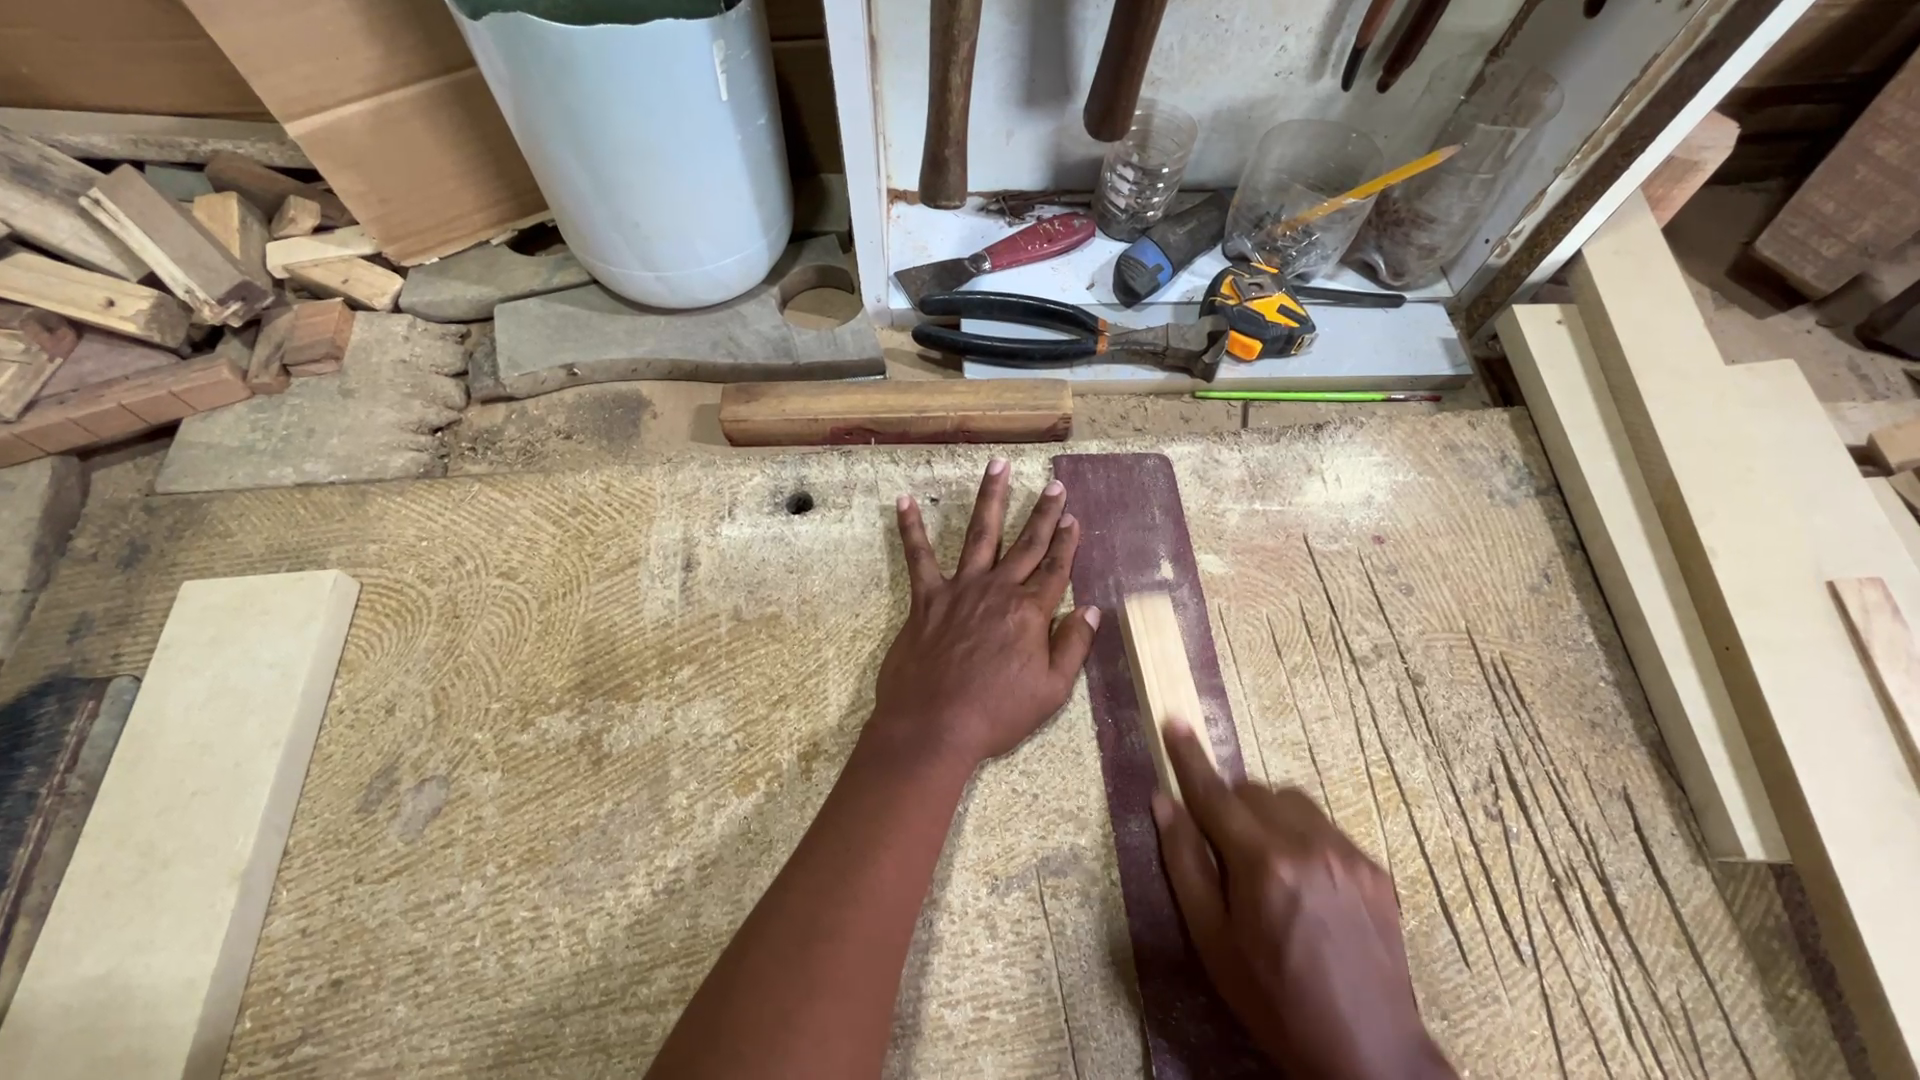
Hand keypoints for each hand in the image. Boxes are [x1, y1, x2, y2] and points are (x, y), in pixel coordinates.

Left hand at [869, 457, 1100, 768]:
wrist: (934, 724)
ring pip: (980, 534)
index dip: (1067, 543)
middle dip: (1043, 513)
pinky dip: (911, 528)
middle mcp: (998, 591)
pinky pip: (918, 557)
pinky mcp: (927, 600)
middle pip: (1026, 544)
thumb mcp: (1051, 690)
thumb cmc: (996, 713)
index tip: (1074, 518)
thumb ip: (1073, 646)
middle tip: (1055, 485)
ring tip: (998, 465)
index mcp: (1030, 612)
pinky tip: (905, 500)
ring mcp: (960, 590)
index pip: (1056, 568)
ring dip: (991, 498)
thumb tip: (1091, 610)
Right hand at [1152, 720, 1456, 1079]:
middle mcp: (1310, 845)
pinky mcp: (1376, 871)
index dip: (1190, 758)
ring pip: (1293, 803)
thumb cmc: (1272, 998)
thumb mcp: (1211, 939)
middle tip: (1221, 849)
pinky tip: (1302, 885)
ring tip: (1263, 866)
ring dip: (1267, 816)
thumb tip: (1163, 803)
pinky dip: (1301, 839)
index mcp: (1263, 863)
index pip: (1215, 794)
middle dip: (1229, 806)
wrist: (1365, 1051)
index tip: (1174, 721)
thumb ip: (1184, 863)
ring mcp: (1350, 855)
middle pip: (1255, 792)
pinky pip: (1326, 830)